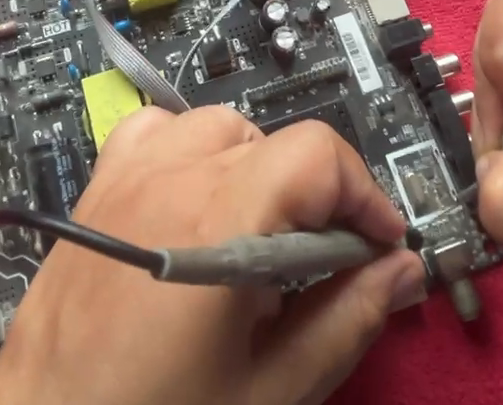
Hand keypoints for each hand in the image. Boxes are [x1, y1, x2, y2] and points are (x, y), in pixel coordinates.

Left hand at [0, 106, 426, 404]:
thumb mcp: (269, 390)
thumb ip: (345, 320)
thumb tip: (400, 270)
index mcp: (219, 222)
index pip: (318, 155)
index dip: (364, 195)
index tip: (378, 245)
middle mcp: (173, 179)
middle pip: (278, 140)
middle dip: (320, 195)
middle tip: (326, 259)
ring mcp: (130, 174)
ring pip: (223, 124)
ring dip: (261, 165)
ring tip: (262, 229)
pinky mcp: (102, 184)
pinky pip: (158, 129)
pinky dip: (192, 147)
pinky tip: (197, 197)